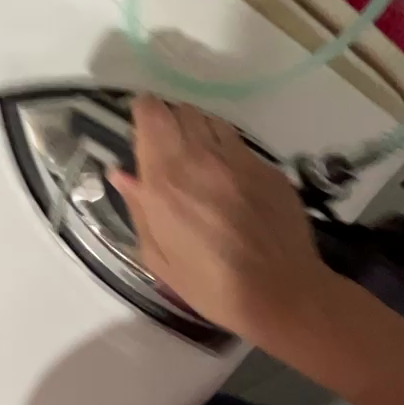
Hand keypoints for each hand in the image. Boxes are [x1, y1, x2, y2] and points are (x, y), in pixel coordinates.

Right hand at [109, 95, 343, 346]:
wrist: (281, 294)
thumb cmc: (207, 282)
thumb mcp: (156, 253)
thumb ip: (138, 207)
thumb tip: (122, 174)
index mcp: (164, 179)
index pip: (152, 116)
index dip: (144, 111)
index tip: (140, 122)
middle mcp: (200, 159)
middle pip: (181, 110)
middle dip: (169, 118)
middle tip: (165, 140)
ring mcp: (239, 162)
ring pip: (211, 121)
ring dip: (197, 128)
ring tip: (196, 152)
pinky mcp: (269, 170)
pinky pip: (239, 144)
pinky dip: (225, 149)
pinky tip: (226, 175)